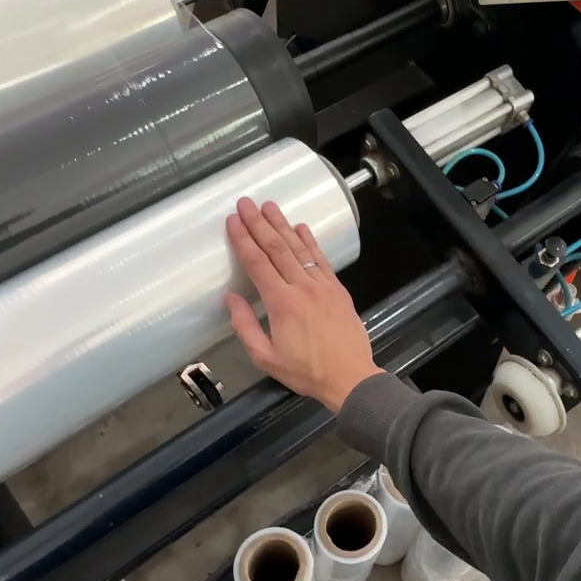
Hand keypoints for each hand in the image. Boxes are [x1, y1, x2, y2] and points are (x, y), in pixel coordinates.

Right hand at [225, 197, 381, 412]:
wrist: (350, 377)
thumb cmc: (306, 372)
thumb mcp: (266, 357)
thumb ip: (245, 327)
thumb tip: (231, 299)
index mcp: (282, 304)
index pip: (257, 264)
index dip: (243, 240)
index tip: (233, 221)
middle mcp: (303, 288)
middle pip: (277, 248)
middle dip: (259, 223)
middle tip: (246, 203)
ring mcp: (323, 287)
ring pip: (299, 249)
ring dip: (283, 225)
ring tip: (270, 206)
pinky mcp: (338, 290)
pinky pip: (321, 259)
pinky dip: (310, 241)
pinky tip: (301, 227)